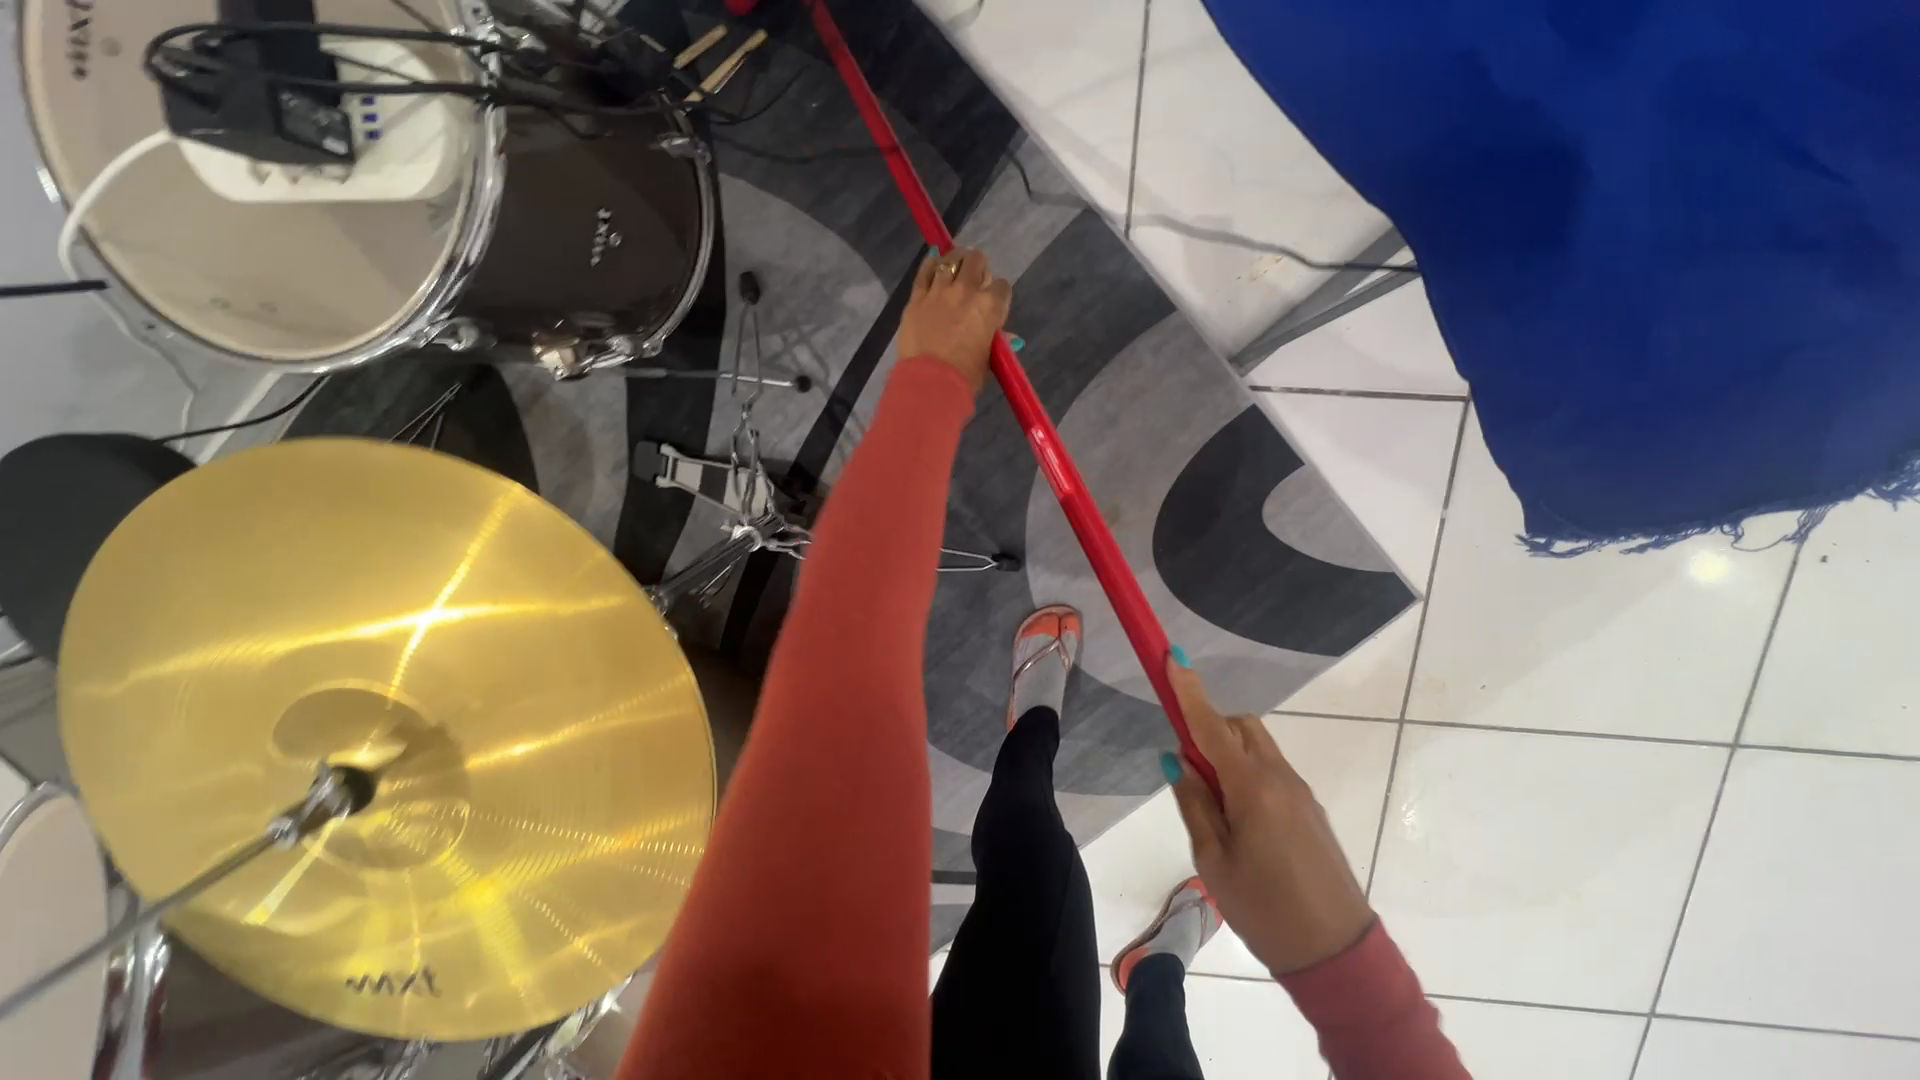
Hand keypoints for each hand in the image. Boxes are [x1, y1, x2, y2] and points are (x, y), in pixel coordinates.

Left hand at [897, 247, 1012, 392]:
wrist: (930, 381)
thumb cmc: (965, 376)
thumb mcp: (989, 360)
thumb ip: (997, 343)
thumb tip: (1011, 339)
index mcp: (991, 306)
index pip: (1002, 286)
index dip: (998, 293)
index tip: (992, 302)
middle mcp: (967, 291)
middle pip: (977, 260)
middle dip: (978, 266)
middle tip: (973, 279)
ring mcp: (940, 291)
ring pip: (951, 259)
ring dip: (955, 261)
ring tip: (954, 269)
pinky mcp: (918, 296)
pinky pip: (925, 271)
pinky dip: (931, 264)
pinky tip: (934, 264)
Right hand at [1164, 659, 1375, 975]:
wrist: (1336, 952)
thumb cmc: (1263, 909)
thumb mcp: (1212, 859)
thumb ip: (1194, 803)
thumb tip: (1178, 759)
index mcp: (1252, 787)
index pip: (1212, 725)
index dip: (1188, 691)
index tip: (1172, 655)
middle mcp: (1279, 777)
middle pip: (1240, 726)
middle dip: (1210, 726)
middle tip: (1187, 767)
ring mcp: (1299, 792)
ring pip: (1257, 747)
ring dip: (1228, 752)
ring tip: (1211, 802)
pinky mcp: (1309, 809)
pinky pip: (1270, 771)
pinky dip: (1246, 773)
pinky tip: (1237, 817)